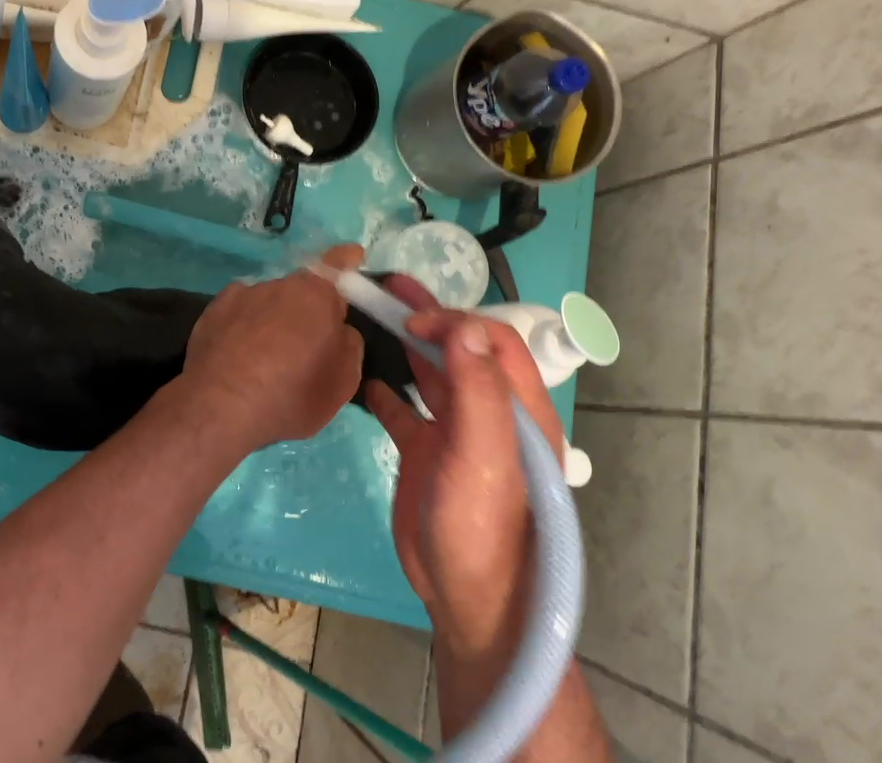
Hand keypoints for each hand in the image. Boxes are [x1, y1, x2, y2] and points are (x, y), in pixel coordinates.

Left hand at [180, 245, 366, 453]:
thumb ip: (349, 344)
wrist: (220, 406)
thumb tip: (338, 329)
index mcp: (315, 295)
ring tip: (266, 357)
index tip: (352, 256)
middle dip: (306, 310)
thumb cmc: (292, 394)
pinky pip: (238, 313)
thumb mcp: (343, 380)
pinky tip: (240, 352)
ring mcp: (240, 295)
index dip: (346, 260)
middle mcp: (276, 285)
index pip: (336, 264)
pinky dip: (244, 326)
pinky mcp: (211, 312)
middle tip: (305, 344)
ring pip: (267, 302)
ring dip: (272, 319)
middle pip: (299, 290)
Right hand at [362, 275, 564, 655]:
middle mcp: (489, 413)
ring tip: (371, 314)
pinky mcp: (426, 452)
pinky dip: (387, 389)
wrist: (466, 595)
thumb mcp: (485, 456)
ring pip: (432, 374)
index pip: (491, 343)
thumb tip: (463, 326)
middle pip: (460, 350)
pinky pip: (405, 409)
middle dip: (427, 317)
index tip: (413, 318)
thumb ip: (480, 390)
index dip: (456, 321)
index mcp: (518, 409)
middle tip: (387, 287)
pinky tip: (364, 377)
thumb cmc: (483, 526)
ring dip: (405, 345)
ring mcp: (456, 433)